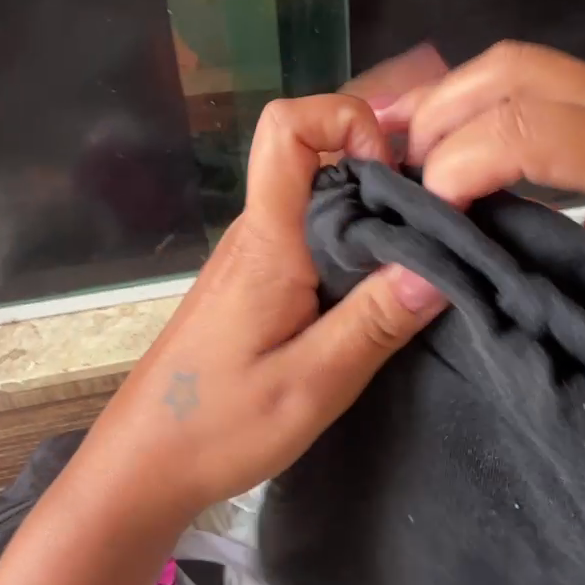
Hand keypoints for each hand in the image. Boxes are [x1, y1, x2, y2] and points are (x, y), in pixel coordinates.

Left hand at [88, 95, 446, 525]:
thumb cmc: (219, 427)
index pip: (286, 127)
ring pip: (318, 191)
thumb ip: (375, 322)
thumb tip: (439, 266)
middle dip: (379, 164)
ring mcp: (258, 252)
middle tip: (434, 216)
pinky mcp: (261, 278)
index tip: (392, 175)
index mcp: (267, 240)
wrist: (144, 465)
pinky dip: (355, 235)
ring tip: (419, 249)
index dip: (344, 120)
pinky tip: (382, 280)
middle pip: (315, 151)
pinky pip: (313, 228)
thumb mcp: (312, 384)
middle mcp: (260, 230)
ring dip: (371, 204)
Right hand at [384, 42, 584, 374]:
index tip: (426, 207)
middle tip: (399, 163)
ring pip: (522, 66)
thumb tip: (447, 234)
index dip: (457, 162)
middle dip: (442, 111)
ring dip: (457, 100)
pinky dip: (487, 106)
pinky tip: (456, 136)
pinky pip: (541, 85)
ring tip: (410, 144)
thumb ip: (530, 251)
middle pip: (513, 70)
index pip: (522, 127)